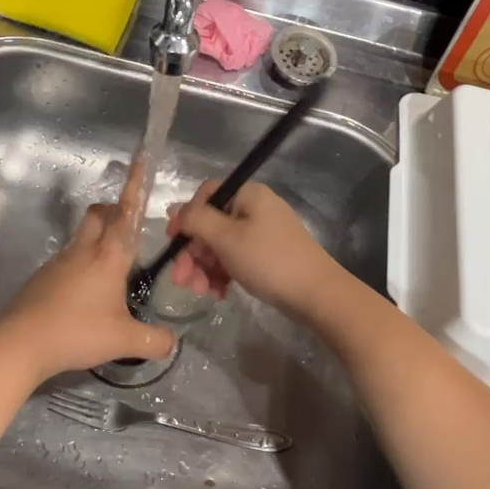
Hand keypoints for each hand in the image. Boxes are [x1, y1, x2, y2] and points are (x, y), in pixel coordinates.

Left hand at [0, 202, 174, 379]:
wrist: (20, 343)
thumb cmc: (76, 332)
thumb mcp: (123, 340)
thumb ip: (154, 341)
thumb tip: (171, 342)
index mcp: (108, 256)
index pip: (126, 213)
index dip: (135, 186)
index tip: (140, 159)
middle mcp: (83, 251)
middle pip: (98, 214)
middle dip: (114, 211)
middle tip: (128, 229)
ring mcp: (59, 263)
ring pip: (82, 237)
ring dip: (97, 242)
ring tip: (113, 273)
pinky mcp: (42, 279)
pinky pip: (68, 261)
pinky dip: (81, 267)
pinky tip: (87, 296)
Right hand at [167, 181, 346, 315]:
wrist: (316, 294)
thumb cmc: (268, 260)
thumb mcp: (226, 238)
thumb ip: (196, 220)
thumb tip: (174, 208)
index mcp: (248, 195)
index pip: (206, 195)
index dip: (187, 217)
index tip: (173, 242)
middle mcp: (255, 209)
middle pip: (211, 224)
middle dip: (193, 252)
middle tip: (181, 280)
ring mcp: (263, 233)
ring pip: (221, 245)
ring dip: (205, 267)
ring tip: (200, 292)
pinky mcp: (268, 256)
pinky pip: (236, 259)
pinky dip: (223, 274)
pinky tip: (218, 293)